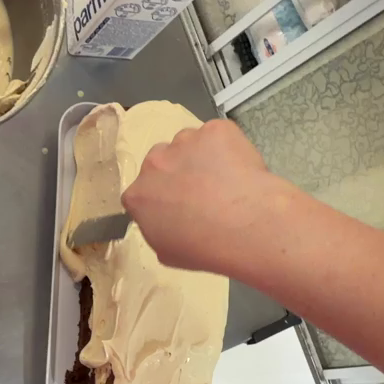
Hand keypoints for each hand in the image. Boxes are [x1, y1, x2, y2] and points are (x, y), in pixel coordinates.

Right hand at [121, 118, 298, 275]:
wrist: (246, 225)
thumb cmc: (204, 247)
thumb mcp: (167, 252)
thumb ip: (156, 228)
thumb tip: (165, 221)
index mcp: (137, 195)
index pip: (141, 192)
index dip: (159, 198)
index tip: (175, 207)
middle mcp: (154, 163)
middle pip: (160, 161)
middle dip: (175, 173)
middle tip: (200, 192)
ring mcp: (184, 141)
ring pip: (188, 144)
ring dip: (200, 156)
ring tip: (223, 179)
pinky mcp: (215, 130)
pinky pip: (217, 135)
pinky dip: (227, 147)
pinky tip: (239, 168)